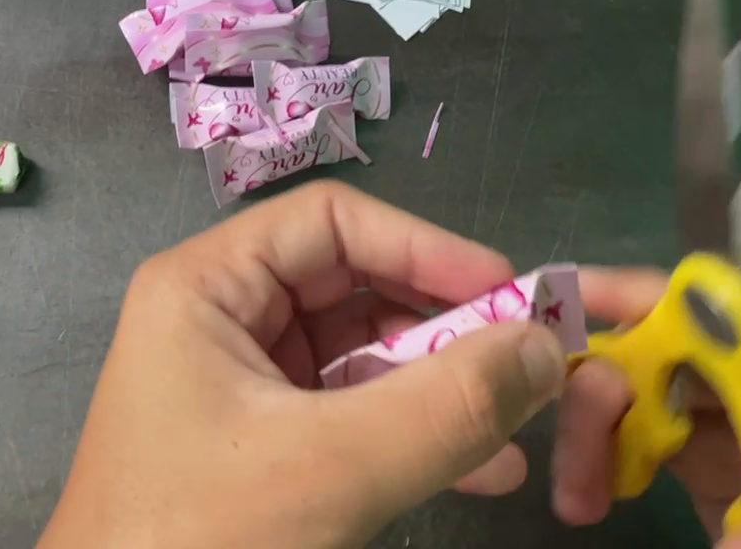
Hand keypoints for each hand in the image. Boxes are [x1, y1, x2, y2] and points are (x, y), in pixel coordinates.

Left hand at [37, 180, 568, 548]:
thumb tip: (541, 348)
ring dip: (438, 384)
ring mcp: (244, 373)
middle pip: (351, 283)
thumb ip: (442, 409)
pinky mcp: (264, 431)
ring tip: (516, 418)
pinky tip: (481, 464)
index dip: (421, 244)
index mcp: (208, 281)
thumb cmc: (199, 540)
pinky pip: (352, 407)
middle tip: (523, 357)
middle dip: (439, 323)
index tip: (505, 288)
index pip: (329, 222)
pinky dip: (413, 429)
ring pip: (361, 350)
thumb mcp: (325, 472)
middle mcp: (225, 310)